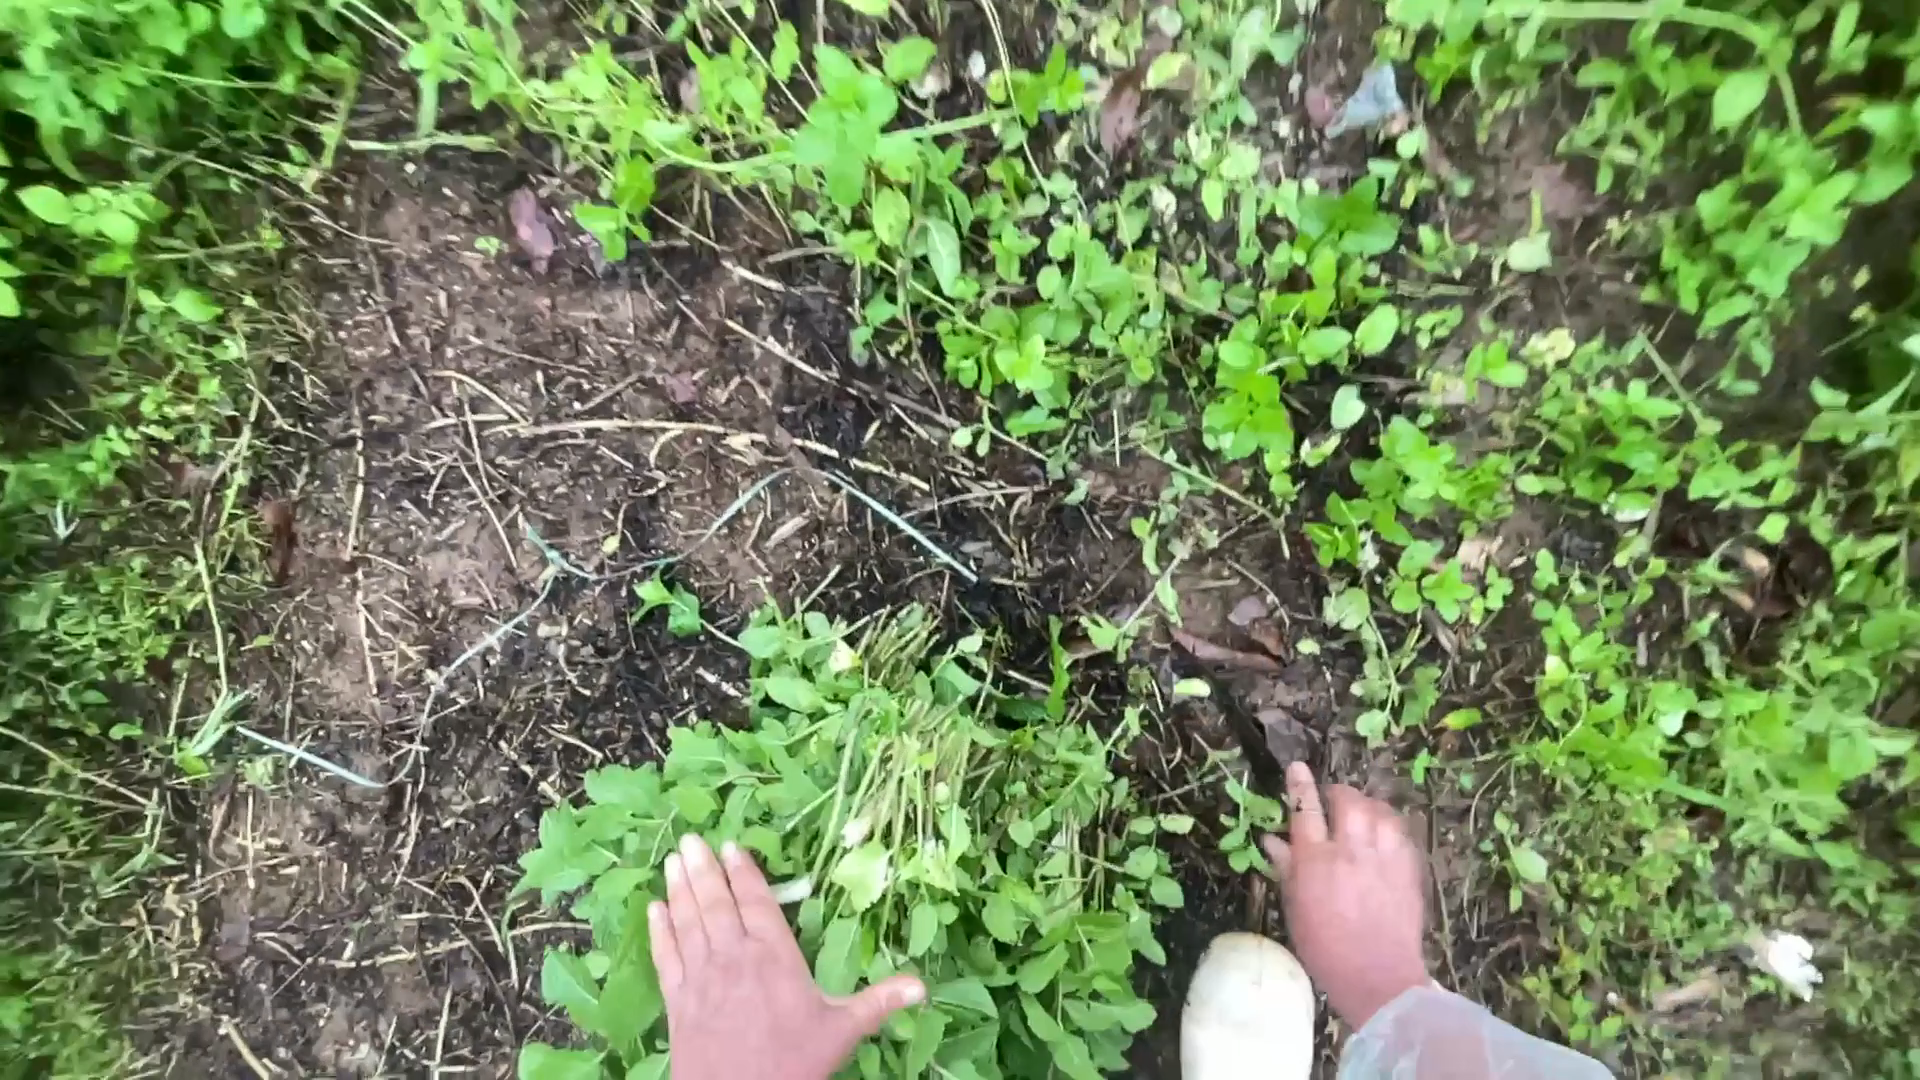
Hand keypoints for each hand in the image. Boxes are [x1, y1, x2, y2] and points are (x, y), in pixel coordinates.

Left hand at [650, 834, 924, 1079]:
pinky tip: (652, 909)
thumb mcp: (842, 1031)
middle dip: (704, 870)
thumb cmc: (794, 1066)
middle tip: (693, 839)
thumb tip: (925, 984)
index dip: (743, 873)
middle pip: (716, 904)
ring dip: (680, 889)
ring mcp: (702, 979)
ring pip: (689, 922)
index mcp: (774, 955)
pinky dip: (659, 931)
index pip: (756, 902)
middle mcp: (734, 957)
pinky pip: (666, 958)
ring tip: (674, 859)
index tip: (730, 846)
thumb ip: (879, 1002)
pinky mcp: (678, 1004)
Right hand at [1261, 762, 1427, 1029]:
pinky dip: (1390, 826)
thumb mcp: (1294, 908)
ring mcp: (1384, 862)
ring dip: (1367, 805)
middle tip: (1332, 797)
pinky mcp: (1409, 875)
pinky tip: (1384, 832)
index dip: (1300, 785)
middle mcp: (1350, 853)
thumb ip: (1286, 868)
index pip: (1305, 810)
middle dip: (1338, 792)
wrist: (1380, 982)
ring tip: (1360, 811)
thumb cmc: (1325, 947)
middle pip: (1347, 803)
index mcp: (1315, 861)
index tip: (1297, 766)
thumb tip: (1272, 840)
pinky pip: (1401, 835)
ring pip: (1379, 813)